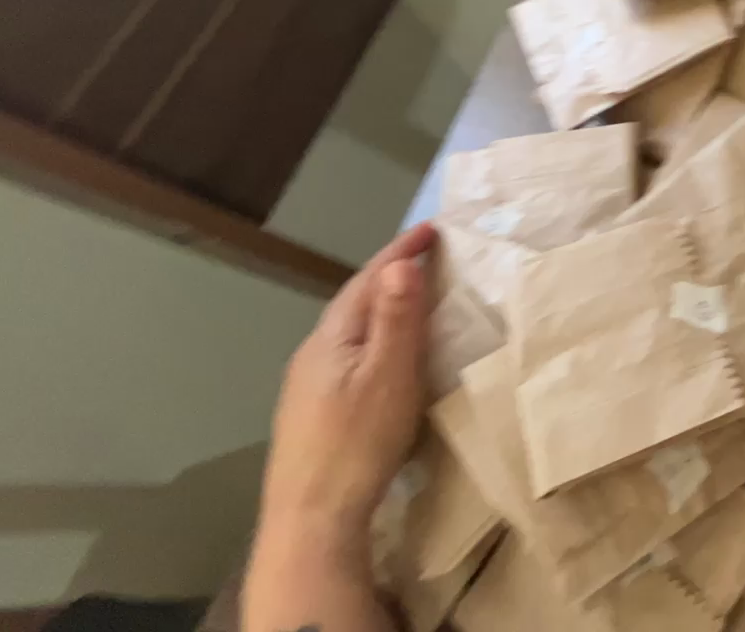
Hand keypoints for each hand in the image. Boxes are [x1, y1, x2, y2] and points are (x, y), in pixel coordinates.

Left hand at [259, 223, 435, 550]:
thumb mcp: (389, 374)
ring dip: (384, 301)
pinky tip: (390, 347)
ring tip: (417, 292)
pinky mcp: (316, 407)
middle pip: (355, 298)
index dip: (401, 250)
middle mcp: (314, 352)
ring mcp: (310, 382)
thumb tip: (401, 263)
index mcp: (332, 338)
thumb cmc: (359, 440)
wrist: (313, 517)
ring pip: (352, 325)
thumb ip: (395, 318)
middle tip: (431, 253)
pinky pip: (352, 348)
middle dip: (391, 270)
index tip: (434, 228)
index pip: (368, 279)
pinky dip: (377, 330)